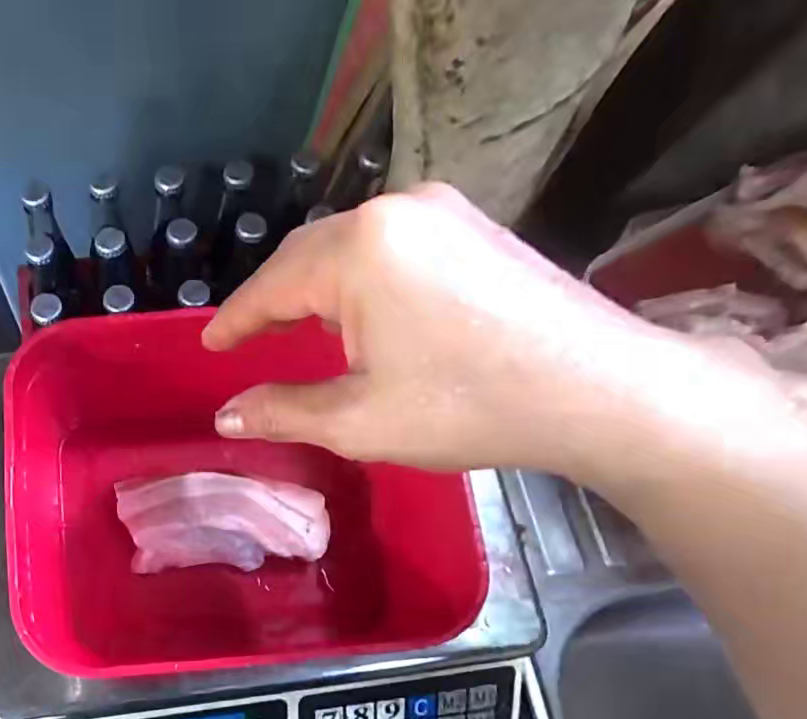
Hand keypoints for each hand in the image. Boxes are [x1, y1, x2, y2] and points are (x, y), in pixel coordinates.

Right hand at [204, 183, 792, 484]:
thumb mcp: (357, 420)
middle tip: (247, 340)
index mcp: (359, 249)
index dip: (235, 320)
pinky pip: (392, 248)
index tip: (210, 346)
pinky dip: (360, 280)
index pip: (271, 284)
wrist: (596, 391)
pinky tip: (360, 313)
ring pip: (351, 247)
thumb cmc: (465, 407)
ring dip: (316, 289)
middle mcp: (396, 209)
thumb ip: (282, 411)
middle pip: (308, 254)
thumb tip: (226, 416)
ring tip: (296, 329)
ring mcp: (443, 211)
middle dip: (273, 300)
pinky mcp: (474, 228)